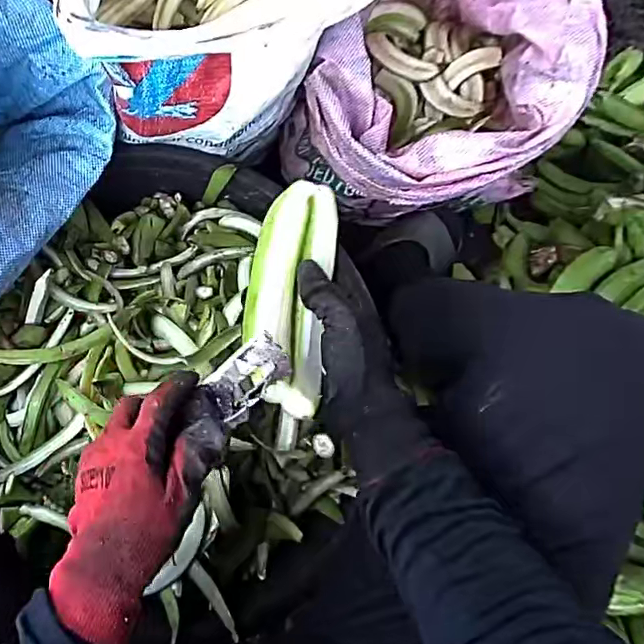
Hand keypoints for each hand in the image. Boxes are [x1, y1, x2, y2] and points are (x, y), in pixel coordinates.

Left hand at [48, 371, 223, 643]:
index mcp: (137, 444)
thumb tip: (202, 432)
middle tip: (172, 411)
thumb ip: (189, 459)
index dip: (177, 387)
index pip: (159, 402)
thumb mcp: (179, 497)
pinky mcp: (84, 472)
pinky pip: (104, 443)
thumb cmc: (145, 532)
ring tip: (154, 439)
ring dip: (135, 422)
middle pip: (130, 404)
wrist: (101, 564)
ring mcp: (93, 456)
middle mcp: (110, 442)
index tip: (190, 380)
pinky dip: (121, 441)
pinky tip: (133, 462)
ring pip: (115, 424)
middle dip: (151, 401)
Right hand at [297, 261, 431, 486]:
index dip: (328, 246)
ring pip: (322, 301)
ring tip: (282, 278)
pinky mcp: (330, 351)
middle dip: (313, 266)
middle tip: (287, 252)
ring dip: (305, 289)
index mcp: (359, 303)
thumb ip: (326, 295)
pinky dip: (300, 311)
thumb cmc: (355, 367)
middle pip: (332, 281)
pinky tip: (286, 313)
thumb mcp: (341, 324)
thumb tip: (307, 266)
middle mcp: (353, 314)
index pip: (343, 265)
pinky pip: (312, 321)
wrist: (361, 413)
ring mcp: (342, 333)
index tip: (308, 230)